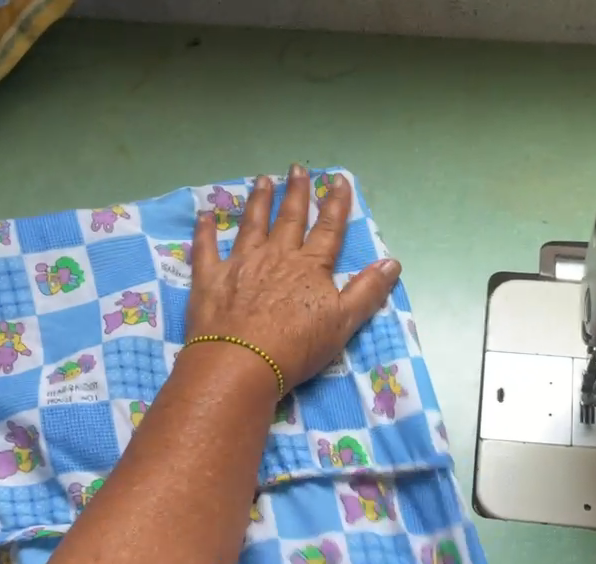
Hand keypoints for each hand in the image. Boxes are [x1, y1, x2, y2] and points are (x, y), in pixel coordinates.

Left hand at [184, 165, 402, 389]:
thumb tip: (392, 263)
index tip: (339, 180)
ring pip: (251, 225)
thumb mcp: (343, 323)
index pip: (328, 230)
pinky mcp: (211, 278)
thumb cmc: (297, 347)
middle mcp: (276, 256)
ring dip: (258, 201)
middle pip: (289, 219)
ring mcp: (241, 263)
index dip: (335, 205)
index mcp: (309, 267)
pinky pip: (206, 248)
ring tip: (262, 181)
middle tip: (297, 168)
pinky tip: (204, 216)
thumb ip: (367, 292)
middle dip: (296, 193)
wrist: (242, 362)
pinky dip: (204, 231)